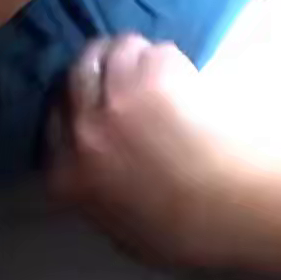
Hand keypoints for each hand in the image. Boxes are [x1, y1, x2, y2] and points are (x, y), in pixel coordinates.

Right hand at [48, 35, 280, 268]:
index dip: (75, 99)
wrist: (227, 205)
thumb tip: (97, 159)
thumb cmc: (179, 230)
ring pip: (116, 49)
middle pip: (77, 72)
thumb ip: (95, 184)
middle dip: (99, 65)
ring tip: (158, 67)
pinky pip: (156, 50)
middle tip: (125, 68)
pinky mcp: (154, 72)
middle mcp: (83, 128)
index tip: (94, 95)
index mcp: (67, 174)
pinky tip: (186, 74)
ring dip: (136, 54)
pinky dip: (168, 58)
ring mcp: (118, 95)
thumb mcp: (116, 224)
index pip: (53, 117)